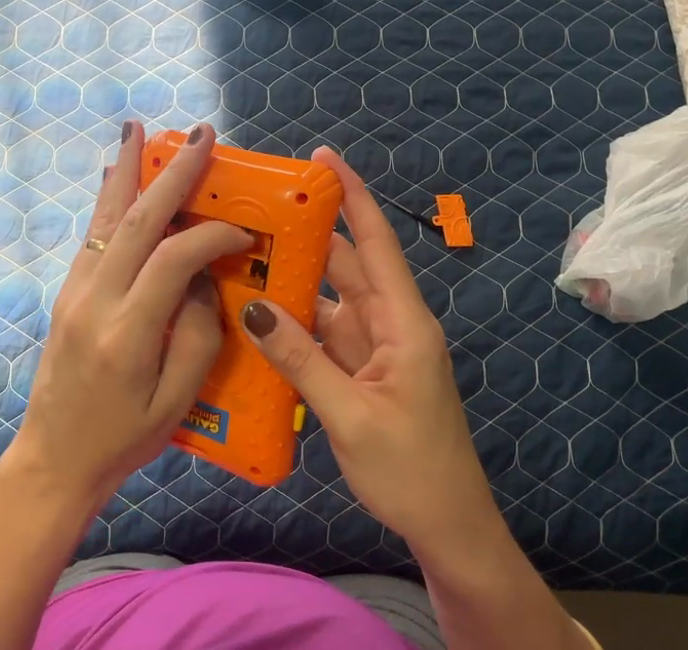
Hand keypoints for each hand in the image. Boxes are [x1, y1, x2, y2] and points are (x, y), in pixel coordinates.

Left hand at [4, 121, 253, 508]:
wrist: (54, 457)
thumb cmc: (124, 438)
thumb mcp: (176, 401)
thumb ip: (197, 336)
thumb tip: (201, 278)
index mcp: (126, 333)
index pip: (172, 260)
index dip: (211, 236)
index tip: (243, 233)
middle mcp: (94, 301)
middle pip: (135, 222)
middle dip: (170, 174)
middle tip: (198, 136)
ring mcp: (73, 292)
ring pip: (105, 219)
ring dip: (126, 171)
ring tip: (138, 129)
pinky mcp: (66, 292)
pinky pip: (92, 236)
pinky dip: (109, 200)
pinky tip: (117, 176)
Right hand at [239, 148, 500, 546]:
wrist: (447, 528)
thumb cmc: (411, 471)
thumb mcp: (351, 416)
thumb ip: (301, 360)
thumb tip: (253, 306)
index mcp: (403, 324)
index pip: (374, 244)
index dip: (352, 198)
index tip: (323, 159)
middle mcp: (388, 325)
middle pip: (343, 264)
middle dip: (305, 233)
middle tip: (252, 209)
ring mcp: (372, 349)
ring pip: (327, 298)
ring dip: (291, 278)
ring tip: (240, 254)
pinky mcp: (358, 372)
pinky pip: (320, 333)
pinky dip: (291, 321)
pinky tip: (254, 313)